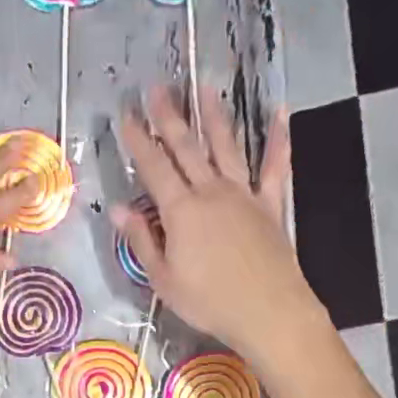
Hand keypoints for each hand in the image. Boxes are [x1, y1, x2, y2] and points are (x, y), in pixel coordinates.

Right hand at [112, 88, 326, 361]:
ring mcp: (244, 194)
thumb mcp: (163, 279)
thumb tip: (118, 210)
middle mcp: (211, 192)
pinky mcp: (270, 205)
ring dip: (215, 117)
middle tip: (158, 88)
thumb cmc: (208, 301)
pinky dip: (277, 139)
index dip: (138, 141)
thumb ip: (142, 241)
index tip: (126, 115)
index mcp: (181, 211)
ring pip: (226, 147)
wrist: (266, 309)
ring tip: (205, 89)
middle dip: (170, 117)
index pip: (154, 168)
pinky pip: (274, 166)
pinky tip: (279, 113)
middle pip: (187, 148)